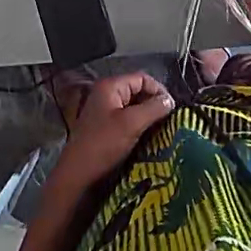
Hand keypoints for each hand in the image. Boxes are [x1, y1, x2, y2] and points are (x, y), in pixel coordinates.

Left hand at [49, 72, 175, 197]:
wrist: (78, 173)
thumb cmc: (104, 144)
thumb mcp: (131, 123)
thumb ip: (153, 108)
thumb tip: (170, 101)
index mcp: (110, 86)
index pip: (142, 78)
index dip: (159, 90)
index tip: (172, 108)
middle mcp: (106, 94)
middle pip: (137, 90)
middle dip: (154, 103)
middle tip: (169, 119)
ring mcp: (104, 110)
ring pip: (133, 106)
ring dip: (147, 115)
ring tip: (162, 129)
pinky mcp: (105, 126)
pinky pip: (127, 119)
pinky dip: (138, 124)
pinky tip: (148, 136)